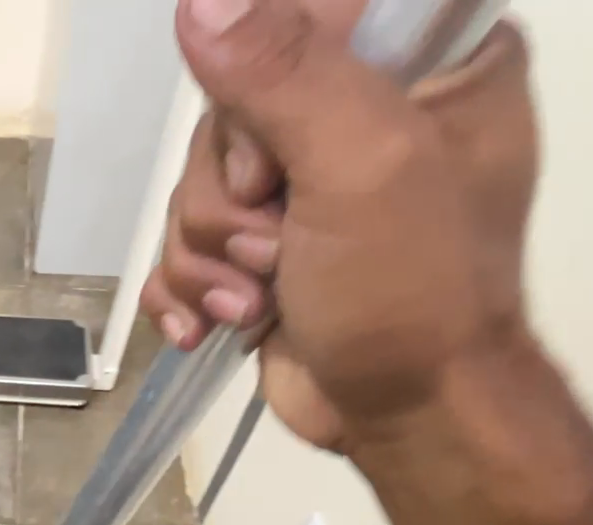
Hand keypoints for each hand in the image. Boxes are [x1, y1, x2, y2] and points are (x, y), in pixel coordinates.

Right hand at [141, 0, 539, 454]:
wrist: (401, 414)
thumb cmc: (410, 292)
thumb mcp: (361, 167)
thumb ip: (285, 77)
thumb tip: (197, 2)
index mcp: (413, 67)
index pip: (289, 31)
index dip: (254, 106)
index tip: (276, 169)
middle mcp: (352, 120)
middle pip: (222, 125)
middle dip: (226, 207)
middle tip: (274, 250)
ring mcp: (298, 195)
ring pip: (191, 197)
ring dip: (206, 264)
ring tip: (253, 304)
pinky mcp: (255, 256)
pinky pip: (180, 253)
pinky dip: (183, 294)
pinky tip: (208, 326)